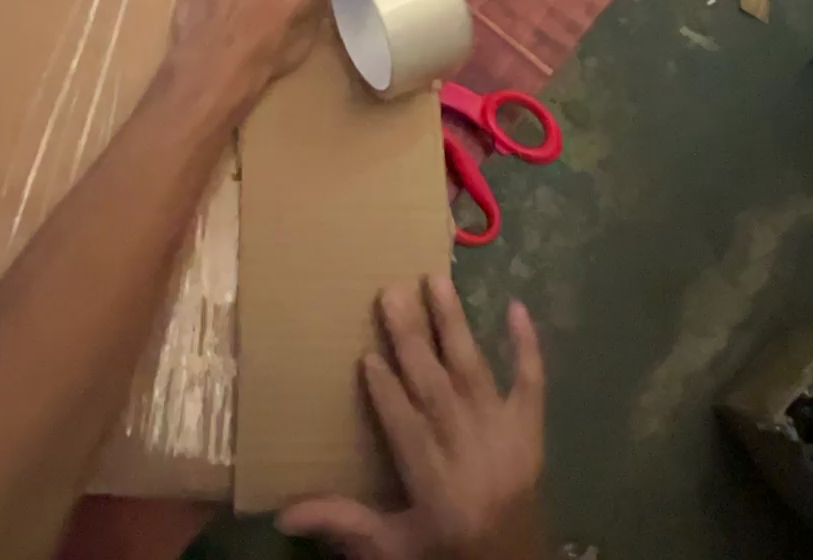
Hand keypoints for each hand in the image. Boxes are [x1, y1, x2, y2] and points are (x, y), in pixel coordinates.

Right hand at [278, 277, 546, 559]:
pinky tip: (517, 306)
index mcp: (436, 484)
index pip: (407, 428)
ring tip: (436, 280)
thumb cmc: (446, 548)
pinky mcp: (531, 428)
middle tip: (392, 293)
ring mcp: (505, 435)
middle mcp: (470, 452)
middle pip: (437, 388)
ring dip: (454, 324)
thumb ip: (344, 523)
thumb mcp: (394, 547)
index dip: (387, 393)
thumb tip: (281, 514)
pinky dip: (526, 345)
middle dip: (413, 340)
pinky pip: (531, 383)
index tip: (366, 354)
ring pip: (475, 372)